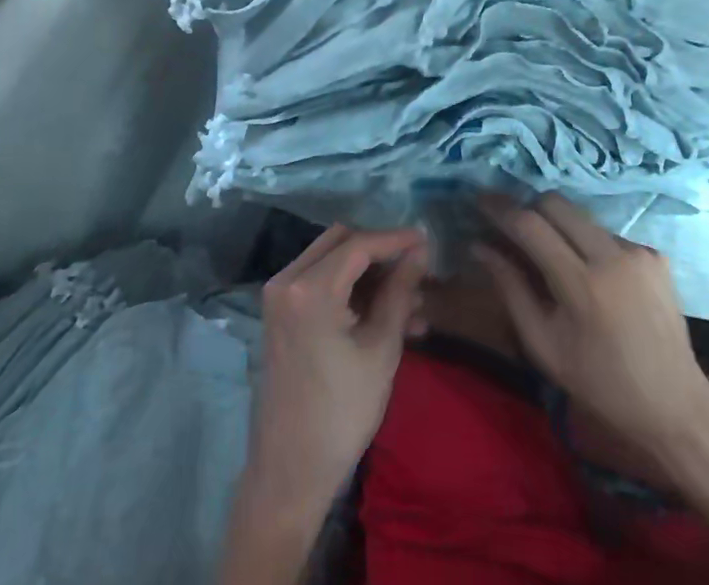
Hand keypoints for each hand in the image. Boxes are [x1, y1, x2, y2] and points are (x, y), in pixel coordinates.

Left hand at [247, 224, 428, 508]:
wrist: (291, 469)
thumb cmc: (342, 410)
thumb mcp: (382, 347)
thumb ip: (400, 291)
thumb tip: (420, 252)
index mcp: (309, 289)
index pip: (359, 243)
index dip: (396, 239)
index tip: (429, 241)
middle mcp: (286, 282)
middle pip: (341, 241)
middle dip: (381, 250)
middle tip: (417, 265)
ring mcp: (279, 298)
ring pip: (332, 261)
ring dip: (370, 273)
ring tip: (415, 301)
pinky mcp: (281, 315)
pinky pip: (321, 285)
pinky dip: (353, 291)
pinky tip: (392, 316)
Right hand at [475, 192, 708, 459]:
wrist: (670, 401)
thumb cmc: (597, 381)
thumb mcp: (542, 343)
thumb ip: (510, 288)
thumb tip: (480, 246)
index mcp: (581, 283)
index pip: (531, 226)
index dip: (500, 209)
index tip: (480, 200)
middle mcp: (613, 255)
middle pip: (557, 204)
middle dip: (528, 208)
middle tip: (511, 227)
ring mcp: (639, 251)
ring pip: (583, 218)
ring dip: (559, 227)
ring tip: (550, 257)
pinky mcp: (655, 255)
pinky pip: (609, 235)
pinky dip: (589, 246)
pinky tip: (590, 276)